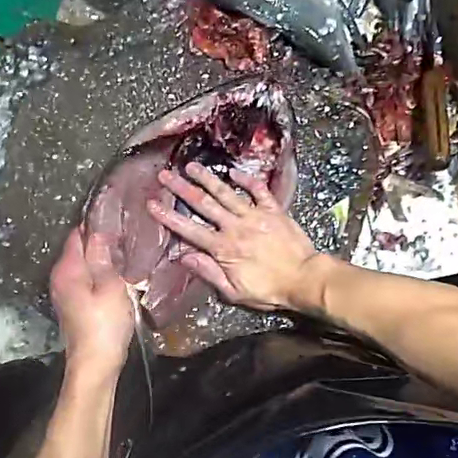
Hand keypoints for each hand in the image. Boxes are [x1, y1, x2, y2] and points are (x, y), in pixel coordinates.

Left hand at [49, 228, 134, 370]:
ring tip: (126, 252)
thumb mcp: (111, 287)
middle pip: (79, 249)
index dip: (96, 225)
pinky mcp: (73, 304)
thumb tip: (98, 233)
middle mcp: (60, 277)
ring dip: (101, 258)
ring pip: (84, 265)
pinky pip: (86, 279)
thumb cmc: (105, 325)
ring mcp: (65, 292)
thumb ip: (103, 258)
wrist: (95, 364)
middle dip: (100, 241)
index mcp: (67, 269)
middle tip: (127, 234)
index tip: (118, 219)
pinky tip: (118, 275)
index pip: (77, 235)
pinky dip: (99, 273)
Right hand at [147, 163, 328, 311]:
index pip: (190, 230)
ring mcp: (255, 216)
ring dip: (208, 178)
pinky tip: (233, 172)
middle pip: (204, 204)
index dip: (169, 217)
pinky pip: (258, 190)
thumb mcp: (235, 292)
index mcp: (223, 248)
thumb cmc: (270, 290)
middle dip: (182, 188)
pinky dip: (246, 179)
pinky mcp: (273, 211)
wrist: (305, 279)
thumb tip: (185, 257)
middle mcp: (235, 227)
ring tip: (191, 166)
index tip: (152, 204)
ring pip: (226, 193)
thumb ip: (209, 272)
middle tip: (165, 175)